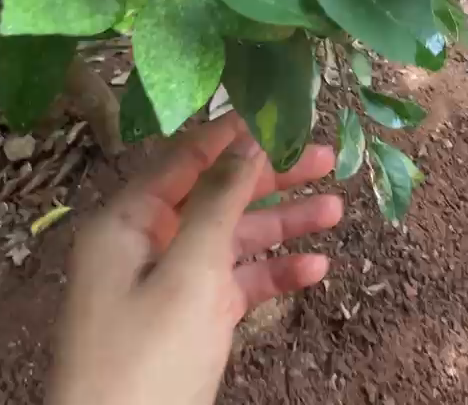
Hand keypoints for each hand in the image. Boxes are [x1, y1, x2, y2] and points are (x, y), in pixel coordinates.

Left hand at [50, 113, 343, 404]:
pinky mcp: (194, 316)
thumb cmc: (146, 355)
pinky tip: (315, 270)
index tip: (282, 111)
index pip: (187, 157)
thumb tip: (247, 139)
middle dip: (273, 179)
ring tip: (337, 212)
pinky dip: (274, 274)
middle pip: (219, 193)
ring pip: (236, 236)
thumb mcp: (189, 271)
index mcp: (130, 219)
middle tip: (327, 160)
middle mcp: (150, 241)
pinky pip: (238, 280)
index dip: (235, 133)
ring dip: (285, 225)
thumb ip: (220, 199)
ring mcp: (173, 280)